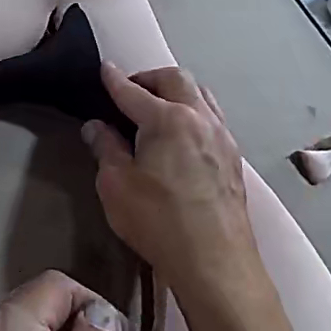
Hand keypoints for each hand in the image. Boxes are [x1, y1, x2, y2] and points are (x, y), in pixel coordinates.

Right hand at [81, 63, 264, 311]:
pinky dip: (194, 111)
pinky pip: (213, 117)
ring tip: (158, 108)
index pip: (133, 91)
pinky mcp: (233, 156)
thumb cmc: (159, 223)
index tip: (104, 69)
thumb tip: (96, 126)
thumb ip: (105, 149)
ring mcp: (222, 136)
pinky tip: (183, 133)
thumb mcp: (117, 186)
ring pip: (200, 94)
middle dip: (149, 78)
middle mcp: (200, 118)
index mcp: (168, 120)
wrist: (216, 261)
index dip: (114, 80)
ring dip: (176, 91)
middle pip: (175, 80)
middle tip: (130, 92)